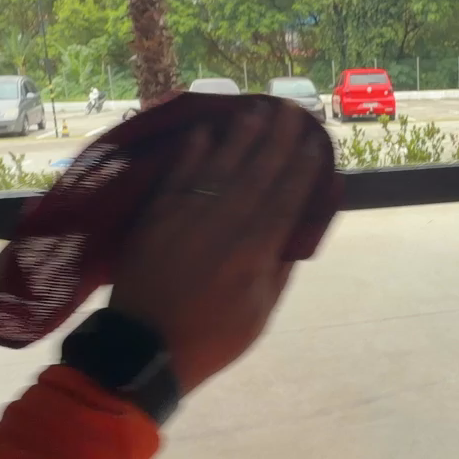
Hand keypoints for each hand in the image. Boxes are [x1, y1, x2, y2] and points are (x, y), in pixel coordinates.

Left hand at [108, 101, 322, 392]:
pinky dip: (190, 154)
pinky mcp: (156, 218)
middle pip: (256, 175)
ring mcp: (187, 219)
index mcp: (253, 255)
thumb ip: (278, 269)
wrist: (143, 350)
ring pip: (219, 169)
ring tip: (256, 108)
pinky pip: (177, 178)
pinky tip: (203, 132)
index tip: (314, 142)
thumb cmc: (211, 338)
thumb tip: (297, 232)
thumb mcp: (259, 314)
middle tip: (292, 109)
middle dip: (277, 140)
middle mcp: (223, 228)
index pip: (284, 201)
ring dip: (239, 137)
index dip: (302, 169)